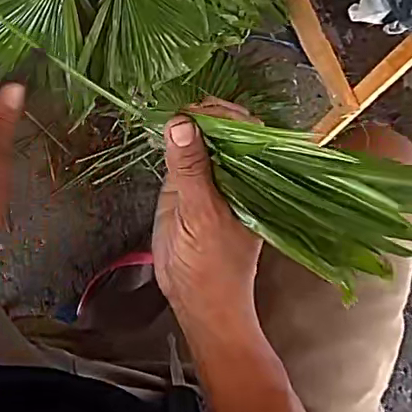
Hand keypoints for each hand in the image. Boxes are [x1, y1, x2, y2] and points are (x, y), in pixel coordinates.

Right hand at [152, 99, 263, 340]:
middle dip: (201, 113)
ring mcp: (210, 177)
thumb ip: (191, 169)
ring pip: (200, 138)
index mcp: (253, 176)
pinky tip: (158, 129)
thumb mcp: (200, 214)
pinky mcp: (186, 186)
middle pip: (222, 128)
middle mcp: (235, 171)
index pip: (244, 130)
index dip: (220, 114)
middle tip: (174, 110)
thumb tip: (181, 123)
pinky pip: (181, 155)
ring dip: (184, 123)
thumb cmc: (211, 265)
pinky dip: (171, 139)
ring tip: (164, 113)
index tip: (192, 110)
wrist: (197, 301)